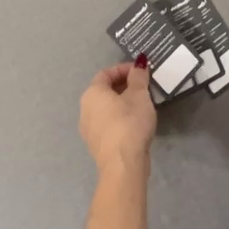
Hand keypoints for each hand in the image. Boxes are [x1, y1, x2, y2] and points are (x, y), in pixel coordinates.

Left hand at [79, 57, 157, 171]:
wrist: (123, 164)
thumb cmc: (130, 122)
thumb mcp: (139, 94)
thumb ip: (138, 76)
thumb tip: (139, 64)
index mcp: (92, 94)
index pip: (106, 73)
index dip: (124, 69)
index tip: (141, 72)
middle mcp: (85, 110)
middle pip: (105, 90)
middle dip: (124, 85)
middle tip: (143, 86)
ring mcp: (89, 130)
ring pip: (106, 108)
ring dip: (123, 102)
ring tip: (142, 104)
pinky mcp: (97, 145)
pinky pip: (108, 123)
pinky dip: (119, 118)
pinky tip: (135, 123)